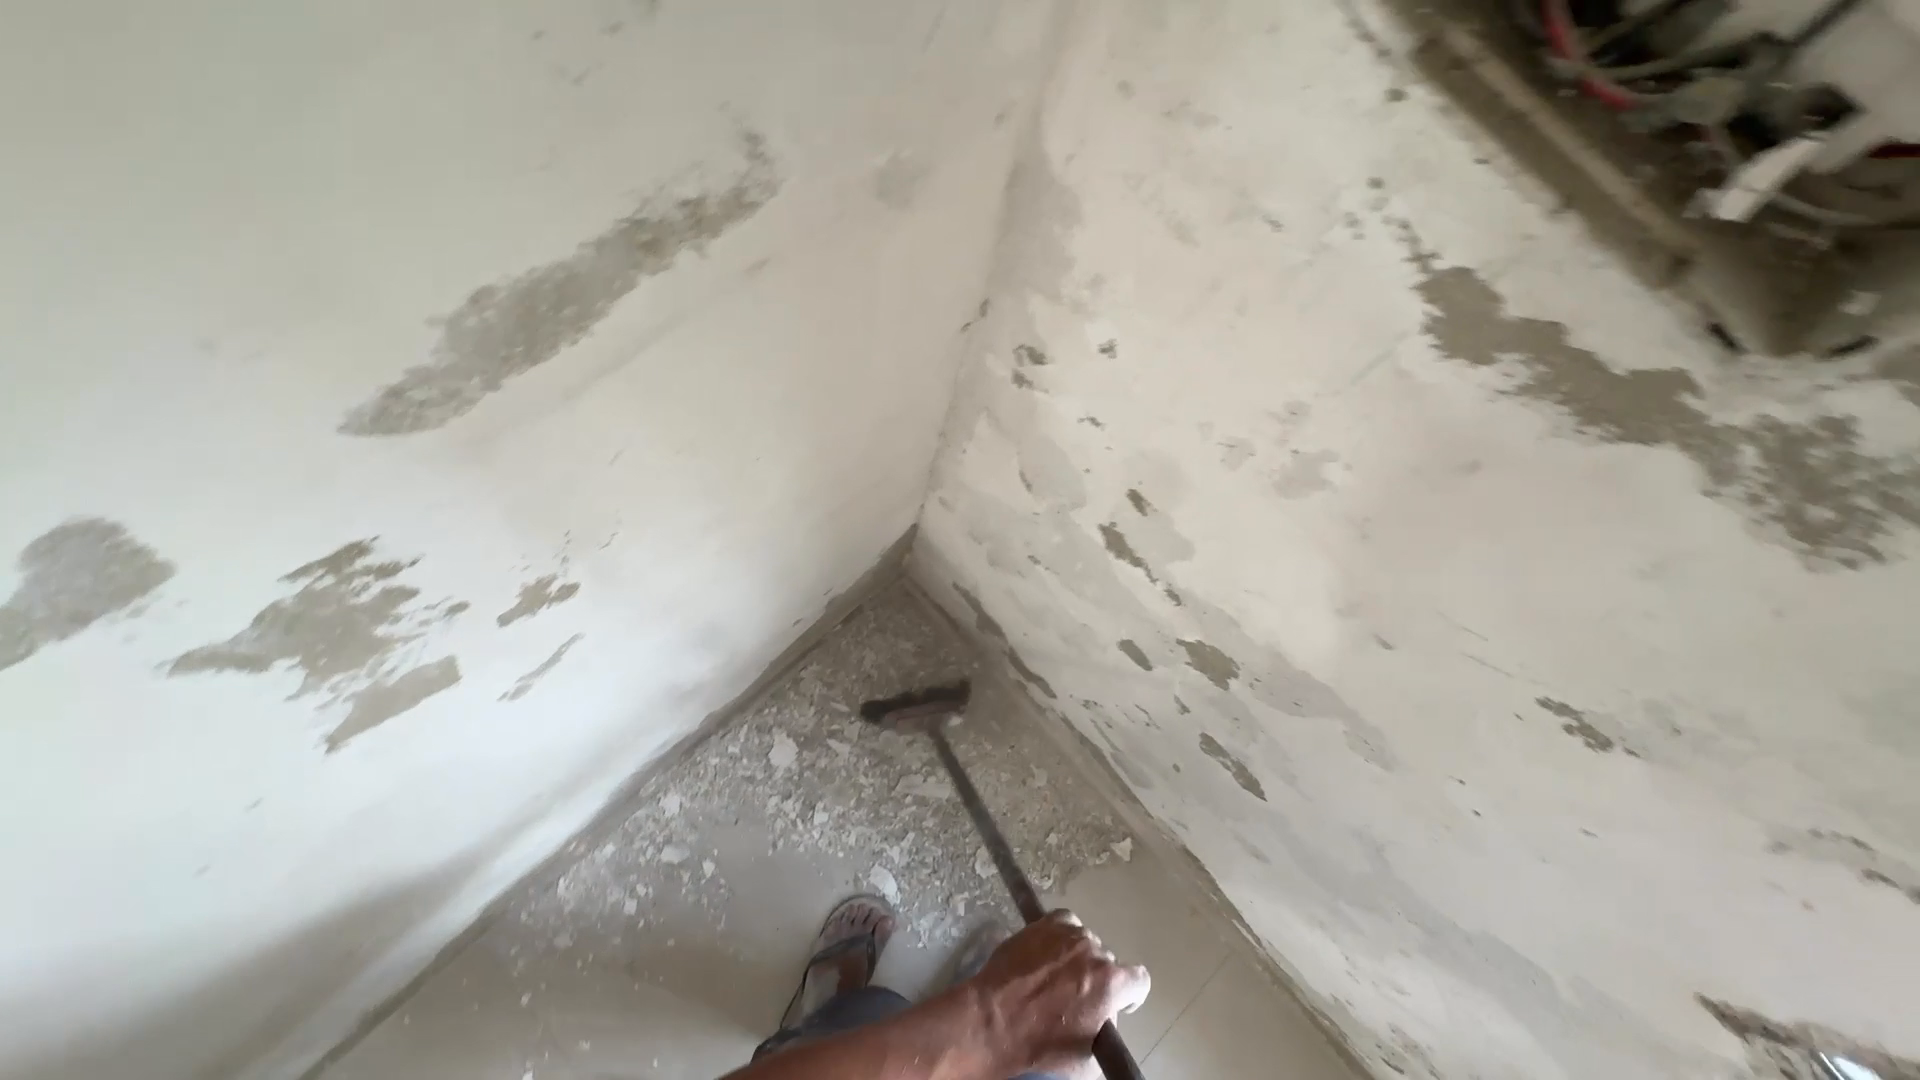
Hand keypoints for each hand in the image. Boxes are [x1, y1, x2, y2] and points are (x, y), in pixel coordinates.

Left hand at [967, 910, 1150, 1076]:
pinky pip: (1066, 923)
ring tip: (1056, 974)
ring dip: (1078, 956)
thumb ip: (1108, 1032)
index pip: (1140, 979)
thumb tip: (1107, 1019)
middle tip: (1075, 994)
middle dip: (1097, 976)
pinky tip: (1048, 951)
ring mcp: (1069, 933)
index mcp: (1112, 982)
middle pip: (1108, 960)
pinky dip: (1062, 935)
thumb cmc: (1042, 1043)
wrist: (995, 1019)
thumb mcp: (1088, 1056)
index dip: (1129, 995)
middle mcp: (1095, 951)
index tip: (1114, 1004)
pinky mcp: (1045, 922)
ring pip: (1086, 941)